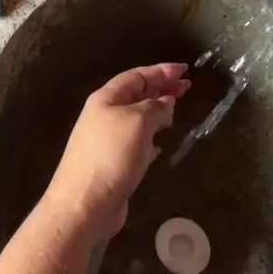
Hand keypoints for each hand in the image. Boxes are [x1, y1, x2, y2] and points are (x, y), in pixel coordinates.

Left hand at [41, 63, 189, 236]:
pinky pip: (136, 144)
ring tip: (176, 110)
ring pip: (136, 119)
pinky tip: (160, 144)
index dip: (160, 71)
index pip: (135, 76)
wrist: (85, 203)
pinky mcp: (113, 164)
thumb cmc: (111, 155)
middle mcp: (104, 116)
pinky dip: (150, 139)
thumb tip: (165, 102)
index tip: (184, 70)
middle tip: (186, 86)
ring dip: (156, 112)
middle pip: (136, 96)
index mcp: (105, 99)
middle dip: (160, 88)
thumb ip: (154, 107)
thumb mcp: (137, 122)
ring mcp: (107, 141)